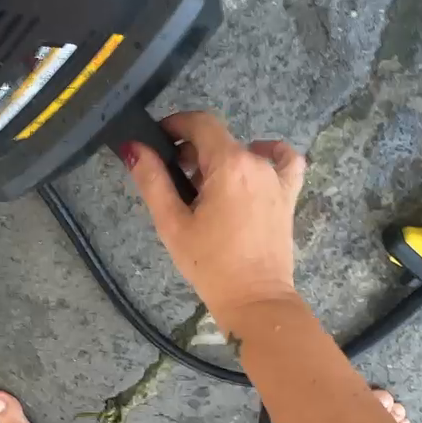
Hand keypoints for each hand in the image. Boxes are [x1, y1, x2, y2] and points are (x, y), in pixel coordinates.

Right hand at [121, 112, 307, 333]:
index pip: (201, 123)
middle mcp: (257, 162)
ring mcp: (277, 178)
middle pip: (219, 139)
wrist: (254, 299)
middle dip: (192, 151)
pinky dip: (266, 157)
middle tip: (173, 181)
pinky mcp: (288, 195)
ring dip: (219, 161)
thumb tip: (134, 147)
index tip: (158, 139)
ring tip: (204, 192)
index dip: (176, 125)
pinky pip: (283, 161)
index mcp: (229, 164)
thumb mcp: (172, 223)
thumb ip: (152, 181)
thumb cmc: (210, 264)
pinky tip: (249, 172)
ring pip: (243, 152)